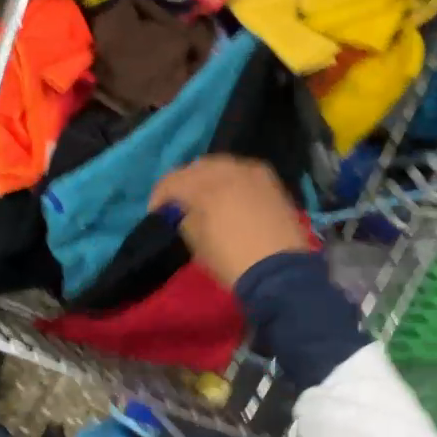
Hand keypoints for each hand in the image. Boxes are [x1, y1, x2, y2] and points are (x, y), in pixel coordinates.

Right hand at [151, 155, 317, 288]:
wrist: (281, 272)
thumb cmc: (232, 260)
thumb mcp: (196, 244)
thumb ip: (184, 219)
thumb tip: (183, 211)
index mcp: (205, 187)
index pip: (172, 181)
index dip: (159, 196)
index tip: (156, 212)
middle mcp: (228, 171)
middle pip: (196, 168)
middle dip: (183, 182)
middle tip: (178, 202)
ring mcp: (252, 173)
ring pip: (221, 165)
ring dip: (207, 178)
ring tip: (203, 196)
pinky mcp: (270, 181)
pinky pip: (242, 171)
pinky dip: (230, 179)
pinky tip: (228, 194)